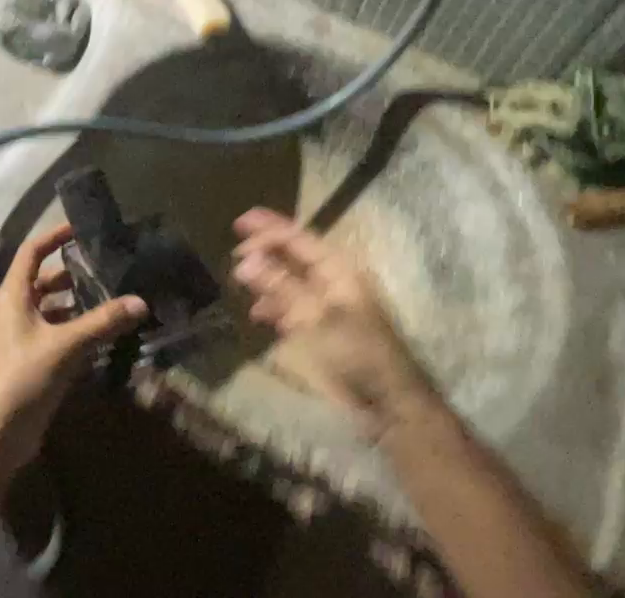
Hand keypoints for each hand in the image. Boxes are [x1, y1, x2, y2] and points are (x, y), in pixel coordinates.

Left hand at [0, 225, 148, 473]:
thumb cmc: (22, 379)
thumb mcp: (65, 346)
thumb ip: (102, 323)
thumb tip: (141, 301)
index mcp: (13, 295)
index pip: (32, 251)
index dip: (54, 236)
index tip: (82, 228)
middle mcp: (15, 310)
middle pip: (45, 280)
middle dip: (75, 273)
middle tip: (111, 268)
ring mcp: (23, 337)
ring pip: (54, 309)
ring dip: (80, 303)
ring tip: (116, 298)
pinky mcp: (33, 361)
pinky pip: (58, 334)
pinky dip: (79, 330)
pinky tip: (107, 335)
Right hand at [229, 208, 435, 437]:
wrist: (389, 402)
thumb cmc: (354, 353)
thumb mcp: (313, 317)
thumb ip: (279, 285)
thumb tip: (246, 258)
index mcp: (338, 270)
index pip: (298, 237)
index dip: (269, 227)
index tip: (240, 221)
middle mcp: (335, 280)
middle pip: (294, 256)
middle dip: (265, 253)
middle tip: (235, 256)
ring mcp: (332, 304)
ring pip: (293, 280)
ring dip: (267, 279)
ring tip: (242, 284)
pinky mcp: (328, 328)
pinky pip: (296, 304)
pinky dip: (276, 304)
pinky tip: (260, 314)